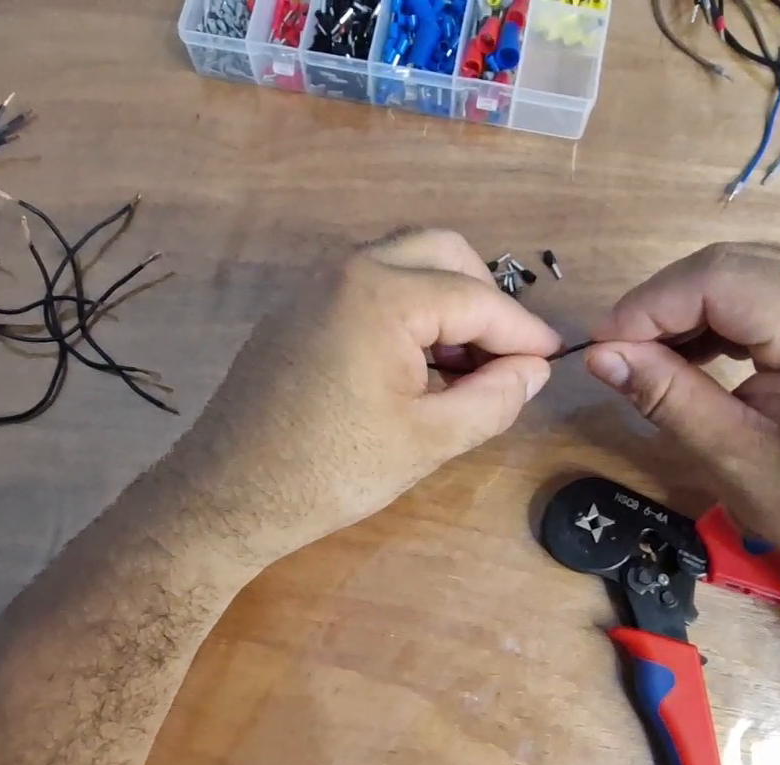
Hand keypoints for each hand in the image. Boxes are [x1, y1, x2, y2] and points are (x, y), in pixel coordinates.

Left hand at [164, 229, 560, 562]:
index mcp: (382, 294)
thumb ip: (495, 398)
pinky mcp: (296, 314)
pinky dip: (406, 314)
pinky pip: (367, 291)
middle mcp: (345, 270)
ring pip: (402, 266)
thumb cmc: (333, 471)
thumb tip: (533, 370)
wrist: (228, 496)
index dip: (521, 331)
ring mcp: (314, 288)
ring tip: (464, 369)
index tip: (551, 358)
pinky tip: (414, 369)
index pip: (476, 298)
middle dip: (483, 299)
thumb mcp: (429, 441)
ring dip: (444, 304)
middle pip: (441, 253)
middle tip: (504, 356)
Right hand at [586, 243, 779, 587]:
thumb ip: (668, 398)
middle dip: (662, 305)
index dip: (648, 306)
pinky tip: (689, 354)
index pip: (721, 280)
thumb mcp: (737, 458)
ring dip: (685, 310)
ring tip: (645, 357)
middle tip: (615, 354)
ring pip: (745, 273)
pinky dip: (717, 318)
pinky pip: (765, 294)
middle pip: (732, 265)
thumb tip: (600, 356)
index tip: (599, 347)